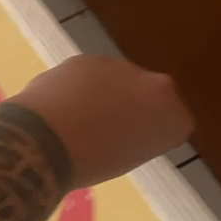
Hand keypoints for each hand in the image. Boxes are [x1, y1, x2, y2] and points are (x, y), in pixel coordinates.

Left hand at [7, 54, 193, 188]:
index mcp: (175, 116)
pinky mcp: (86, 58)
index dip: (149, 133)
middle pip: (146, 94)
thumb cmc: (92, 162)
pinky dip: (78, 85)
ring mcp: (119, 65)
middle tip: (105, 130)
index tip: (131, 144)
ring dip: (104, 92)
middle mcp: (155, 84)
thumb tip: (122, 123)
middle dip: (130, 105)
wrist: (45, 139)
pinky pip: (88, 74)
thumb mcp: (130, 157)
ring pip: (117, 80)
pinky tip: (61, 104)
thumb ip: (138, 134)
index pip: (172, 121)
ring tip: (78, 119)